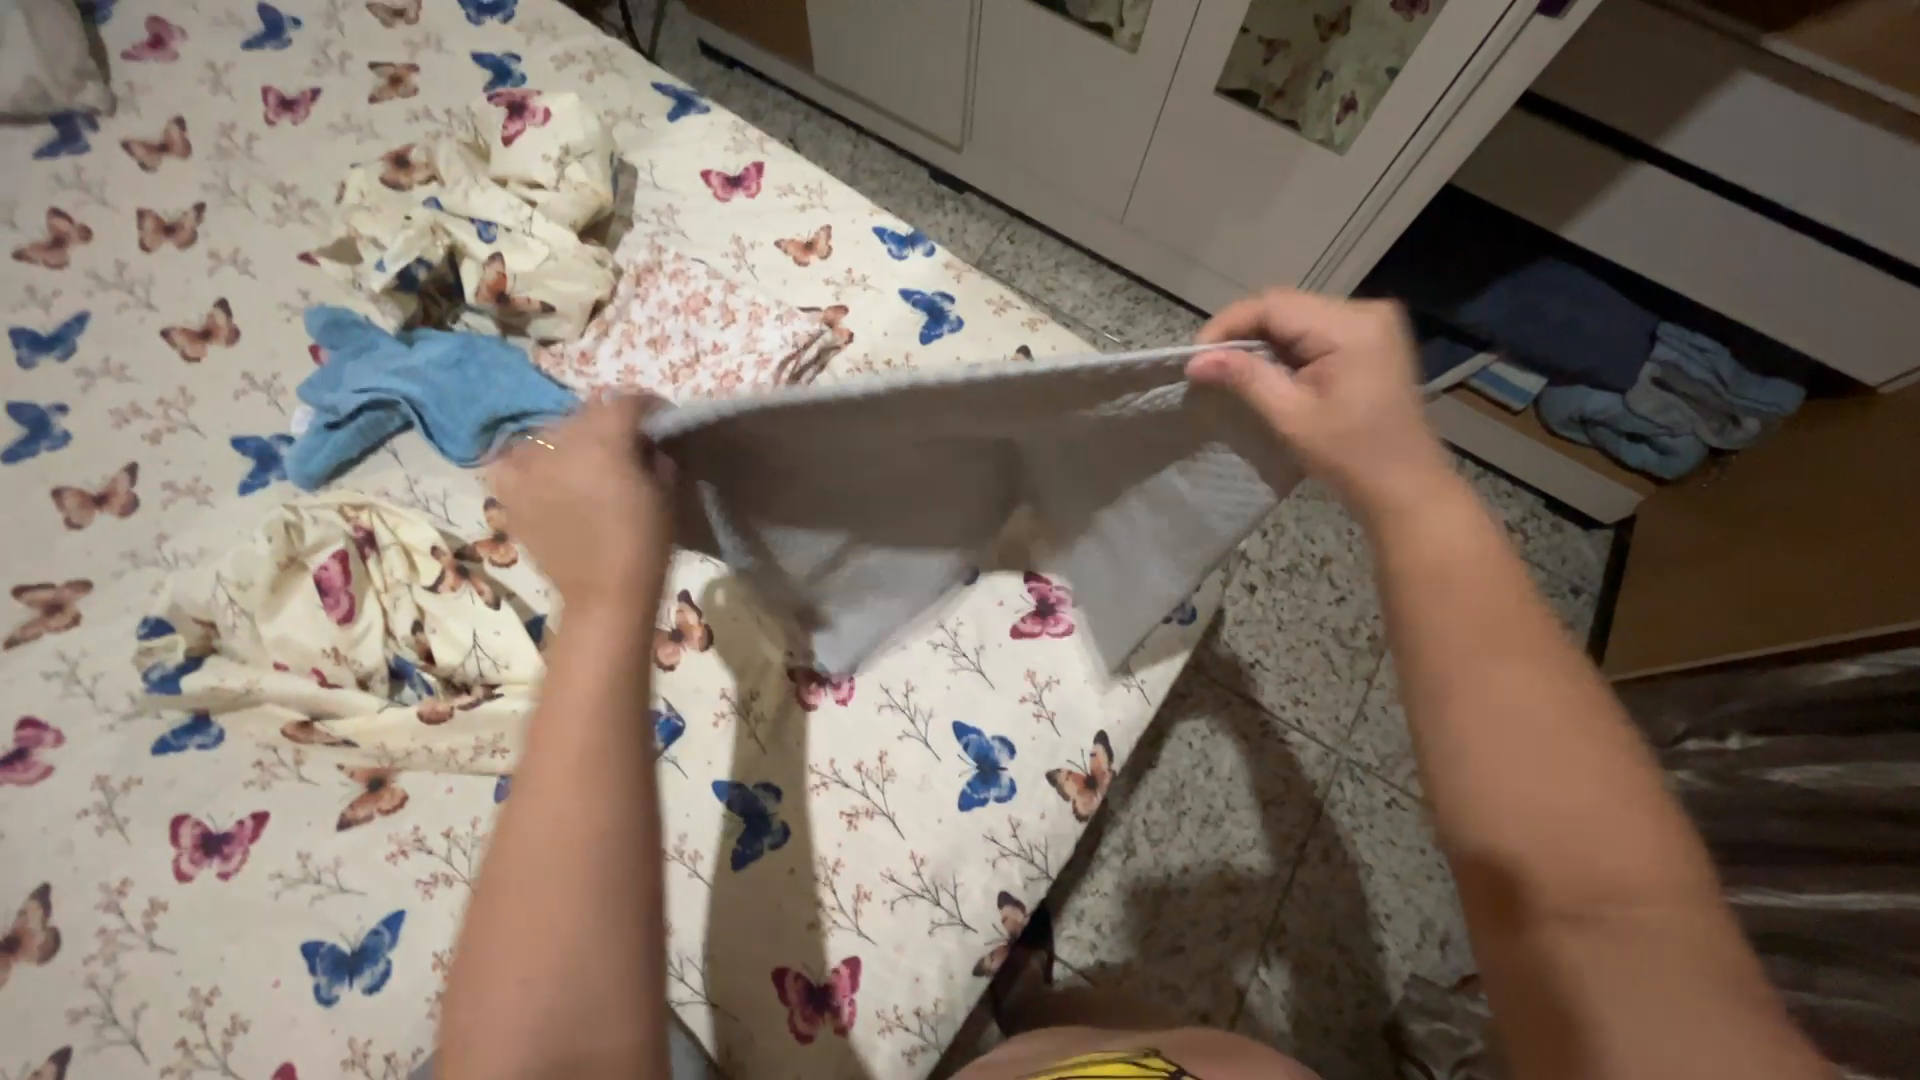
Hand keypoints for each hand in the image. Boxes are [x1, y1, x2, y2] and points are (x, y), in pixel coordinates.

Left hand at [487, 395, 674, 614]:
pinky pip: (513, 460)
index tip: (660, 418)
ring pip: (550, 434)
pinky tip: (544, 474)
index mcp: (605, 440)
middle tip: (624, 444)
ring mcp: (528, 466)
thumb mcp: (666, 491)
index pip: (626, 401)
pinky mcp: (509, 491)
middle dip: (609, 423)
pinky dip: (529, 461)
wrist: (605, 593)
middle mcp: (560, 444)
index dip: (648, 405)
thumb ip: (655, 455)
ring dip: (571, 441)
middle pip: (586, 414)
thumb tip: (645, 443)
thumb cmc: (646, 543)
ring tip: (584, 461)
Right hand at [1190, 289, 1454, 520]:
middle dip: (1243, 333)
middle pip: (1286, 307)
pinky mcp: (1371, 340)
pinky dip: (1286, 349)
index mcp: (1350, 327)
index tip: (1196, 357)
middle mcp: (1365, 312)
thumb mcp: (1290, 416)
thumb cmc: (1349, 456)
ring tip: (1231, 371)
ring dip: (1262, 342)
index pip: (1274, 305)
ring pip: (1298, 318)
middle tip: (1209, 366)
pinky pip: (1316, 331)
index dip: (1228, 325)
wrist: (1404, 485)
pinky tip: (1267, 372)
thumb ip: (1244, 378)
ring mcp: (1373, 324)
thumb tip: (1195, 361)